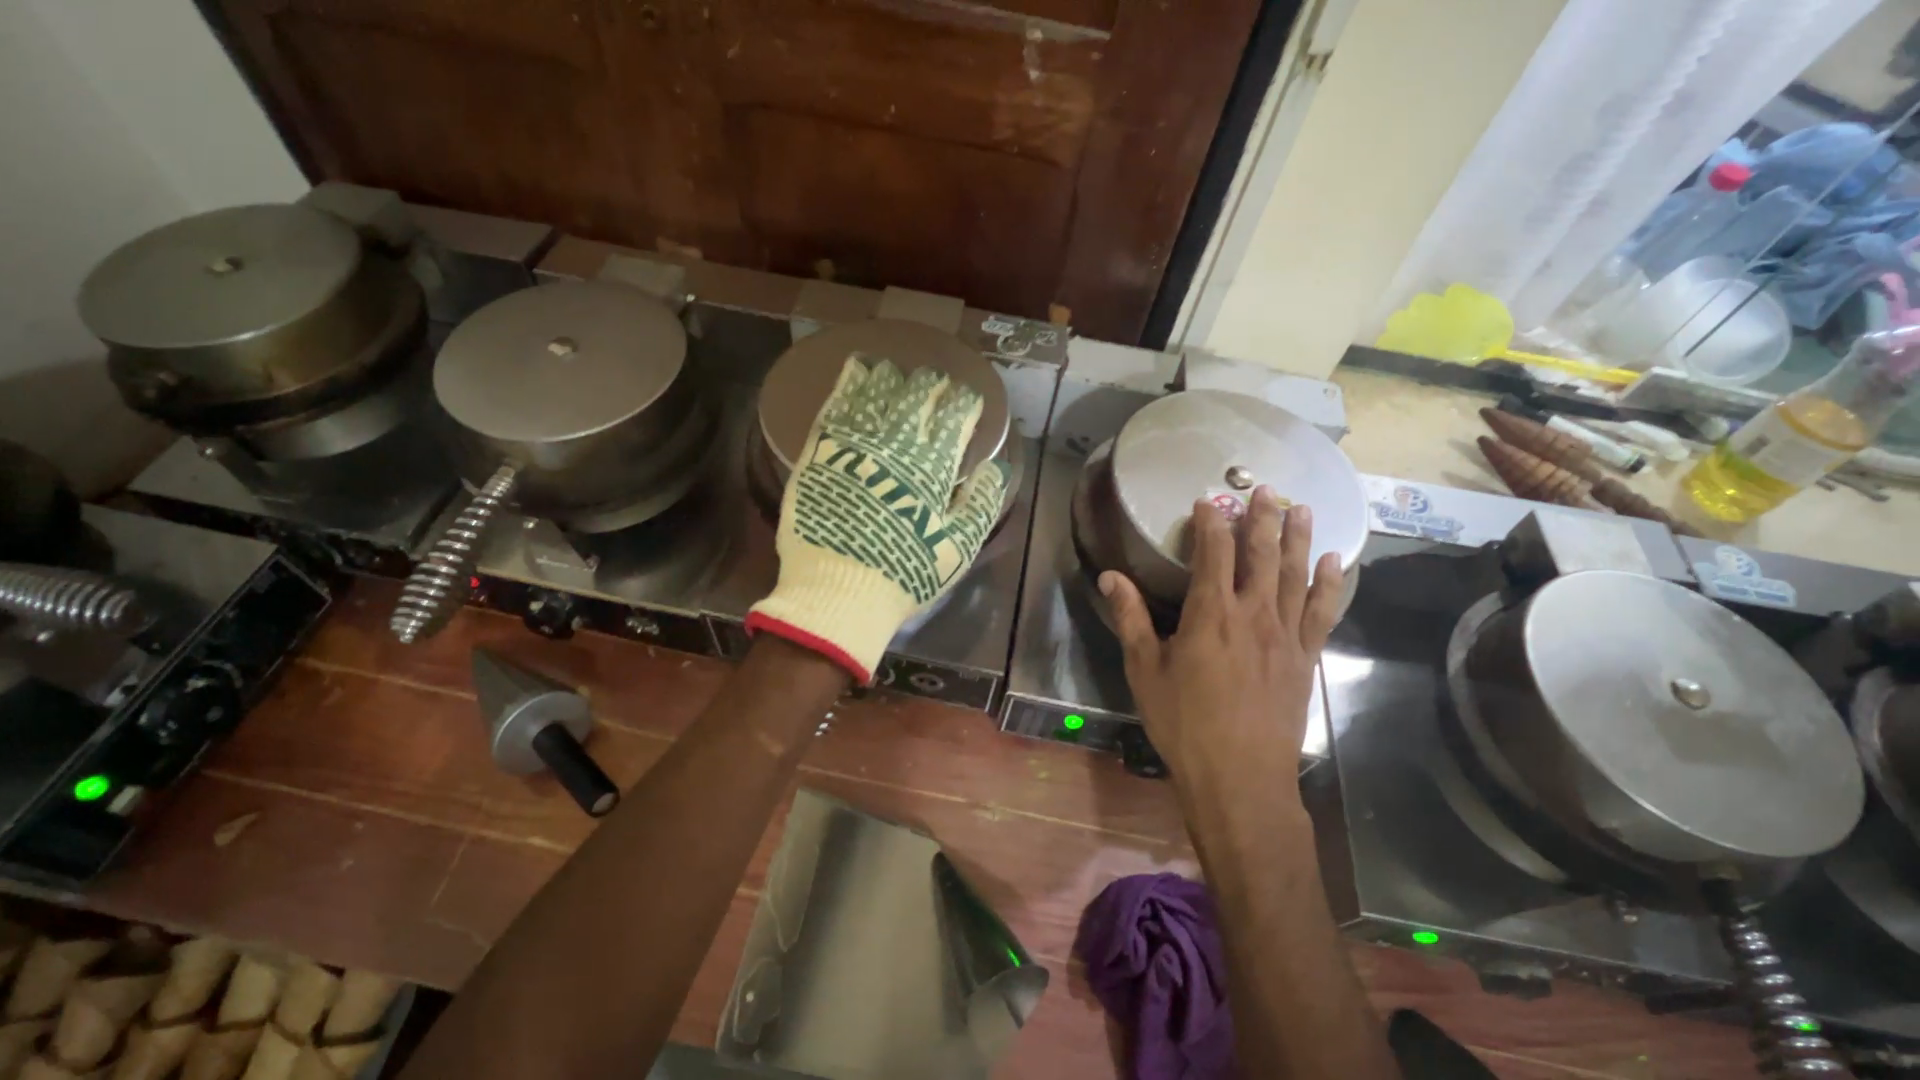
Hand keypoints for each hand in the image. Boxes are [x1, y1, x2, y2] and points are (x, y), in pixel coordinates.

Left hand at [747, 358, 1007, 683]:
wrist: (839, 591)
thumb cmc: (903, 575)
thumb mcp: (958, 549)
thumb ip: (981, 504)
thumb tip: (994, 467)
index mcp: (934, 468)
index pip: (955, 418)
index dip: (964, 403)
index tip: (966, 399)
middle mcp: (896, 446)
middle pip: (916, 398)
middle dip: (929, 384)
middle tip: (932, 379)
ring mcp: (854, 446)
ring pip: (875, 395)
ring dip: (888, 378)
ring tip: (893, 370)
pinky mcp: (819, 453)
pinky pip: (834, 408)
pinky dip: (845, 386)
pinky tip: (853, 372)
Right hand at [1100, 489, 1343, 785]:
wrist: (1240, 777)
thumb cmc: (1184, 725)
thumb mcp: (1145, 671)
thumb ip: (1131, 619)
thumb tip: (1111, 577)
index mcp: (1210, 614)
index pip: (1213, 554)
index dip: (1210, 523)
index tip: (1207, 501)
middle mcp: (1253, 614)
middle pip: (1261, 555)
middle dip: (1262, 518)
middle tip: (1265, 489)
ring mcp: (1285, 635)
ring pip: (1296, 576)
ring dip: (1299, 539)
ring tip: (1303, 509)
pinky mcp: (1305, 658)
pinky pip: (1322, 612)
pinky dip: (1329, 585)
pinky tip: (1334, 564)